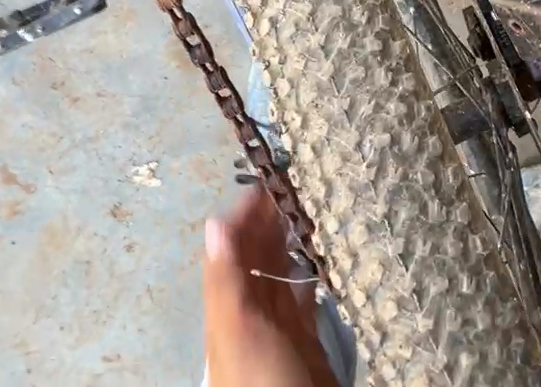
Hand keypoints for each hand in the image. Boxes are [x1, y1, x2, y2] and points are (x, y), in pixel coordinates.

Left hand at [202, 188, 339, 386]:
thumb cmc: (260, 381)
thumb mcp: (237, 330)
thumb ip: (225, 278)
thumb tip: (214, 221)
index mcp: (231, 306)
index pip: (236, 246)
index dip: (249, 211)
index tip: (271, 173)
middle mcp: (254, 311)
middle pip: (261, 255)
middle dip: (275, 217)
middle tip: (300, 177)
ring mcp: (282, 326)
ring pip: (285, 271)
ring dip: (295, 239)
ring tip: (316, 203)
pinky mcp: (309, 338)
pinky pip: (308, 295)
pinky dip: (315, 270)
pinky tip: (327, 252)